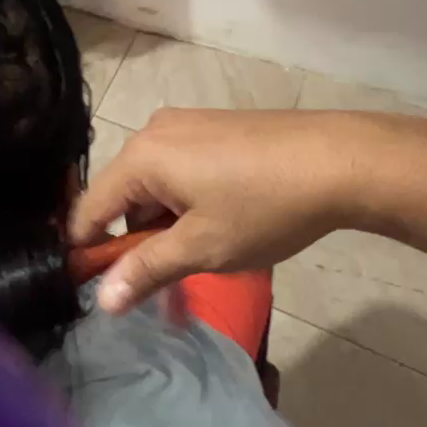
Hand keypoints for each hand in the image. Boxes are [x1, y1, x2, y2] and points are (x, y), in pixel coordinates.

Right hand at [71, 108, 400, 312]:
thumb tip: (102, 300)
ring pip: (156, 187)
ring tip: (201, 265)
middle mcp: (153, 132)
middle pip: (124, 197)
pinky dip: (187, 205)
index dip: (87, 251)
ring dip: (167, 229)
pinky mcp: (212, 128)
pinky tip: (218, 228)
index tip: (95, 290)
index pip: (90, 208)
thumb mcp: (202, 248)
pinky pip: (180, 171)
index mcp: (141, 156)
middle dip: (139, 246)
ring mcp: (185, 125)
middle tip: (166, 291)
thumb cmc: (263, 206)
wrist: (339, 160)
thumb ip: (146, 270)